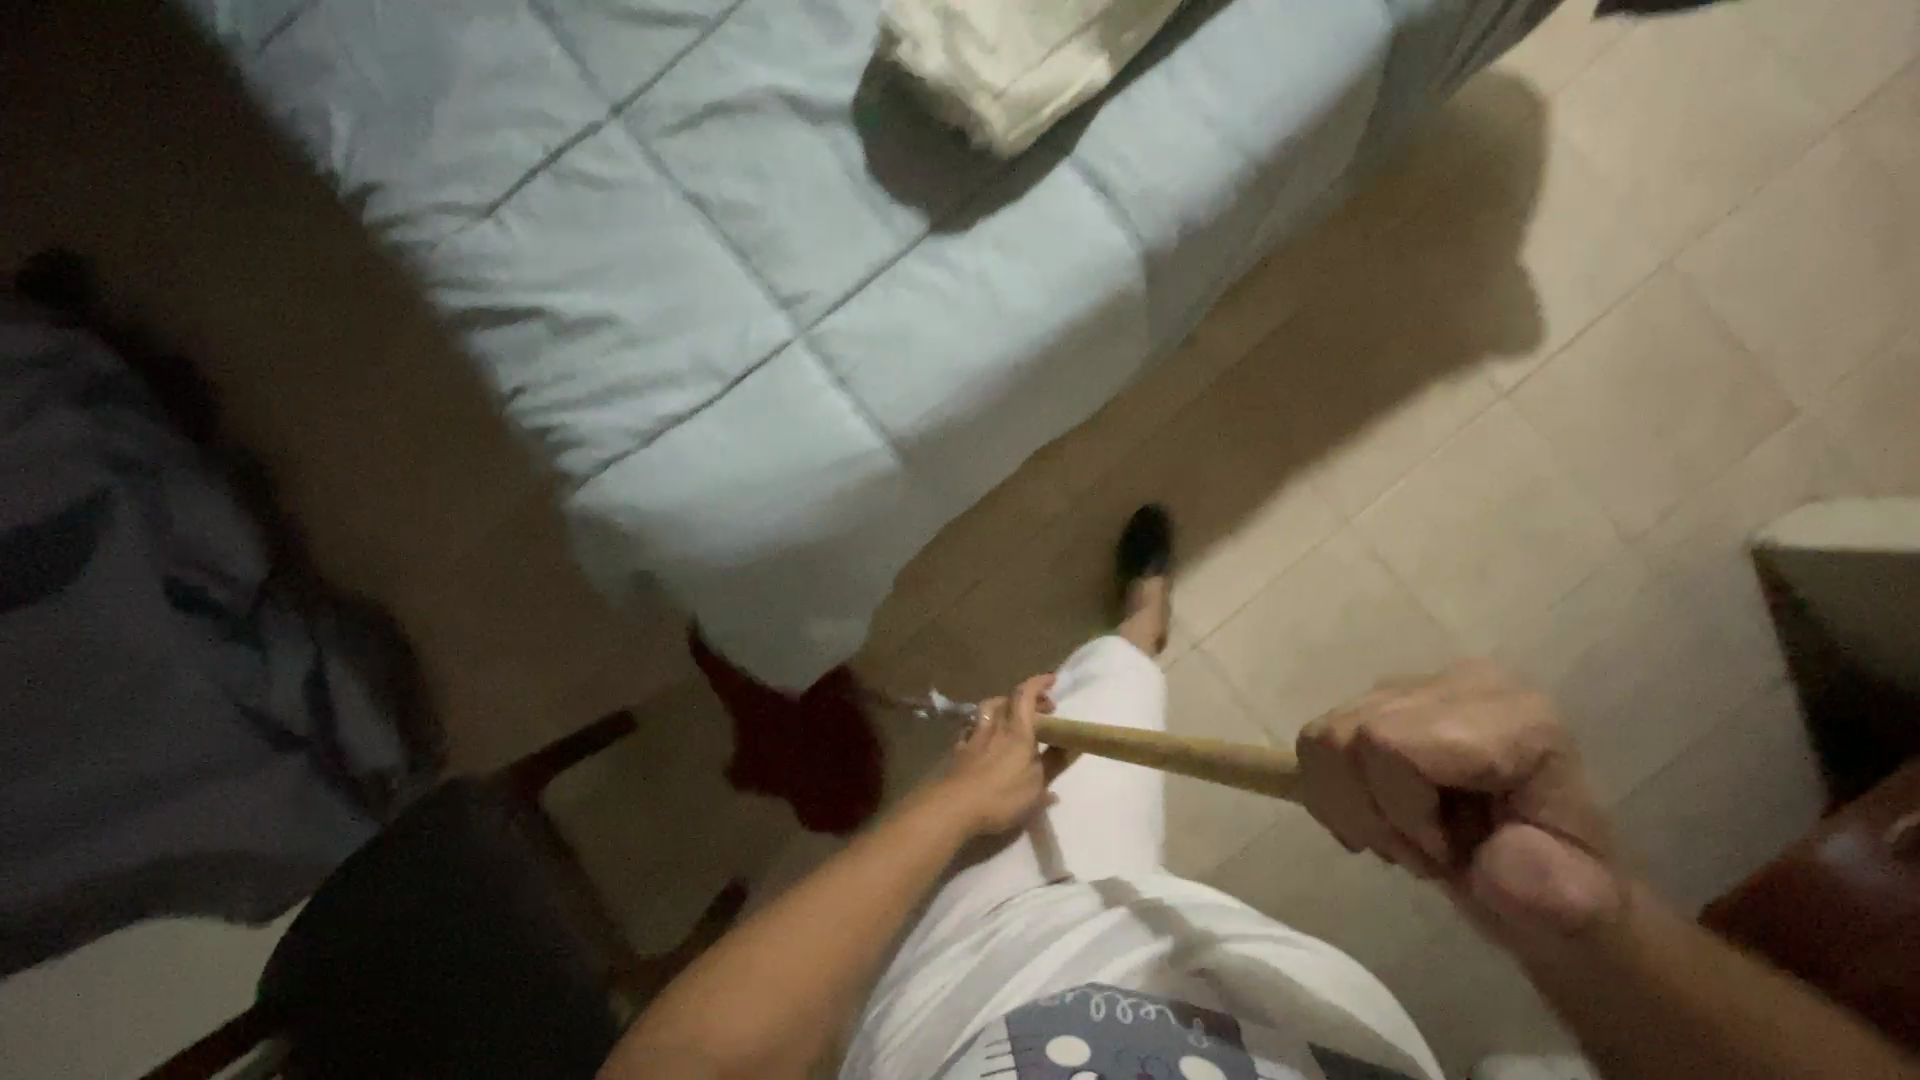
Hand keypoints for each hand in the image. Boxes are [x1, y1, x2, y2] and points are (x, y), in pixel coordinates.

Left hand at [930, 674, 1058, 836]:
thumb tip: (1073, 747)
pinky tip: (984, 739)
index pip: (1026, 695)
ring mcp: (973, 738)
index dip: (1039, 683)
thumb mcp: (1037, 786)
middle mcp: (995, 728)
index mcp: (1017, 732)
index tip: (1052, 680)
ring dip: (1001, 707)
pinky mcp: (958, 752)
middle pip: (1007, 700)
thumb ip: (1054, 764)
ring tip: (1011, 719)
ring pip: (986, 711)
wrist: (954, 807)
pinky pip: (971, 730)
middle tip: (1043, 710)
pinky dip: (981, 728)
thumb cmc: (1002, 797)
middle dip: (1027, 698)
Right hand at [1296, 661, 1624, 952]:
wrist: (1545, 884)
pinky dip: (1330, 794)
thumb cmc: (1561, 896)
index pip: (1390, 741)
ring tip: (1395, 836)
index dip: (1398, 811)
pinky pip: (1314, 741)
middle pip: (1348, 736)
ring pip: (1323, 738)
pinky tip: (1375, 816)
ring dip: (1346, 805)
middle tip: (1413, 852)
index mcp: (1514, 720)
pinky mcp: (1378, 702)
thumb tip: (1501, 861)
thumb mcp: (1578, 911)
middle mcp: (1459, 685)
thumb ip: (1548, 888)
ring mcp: (1412, 688)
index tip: (1442, 856)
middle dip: (1370, 813)